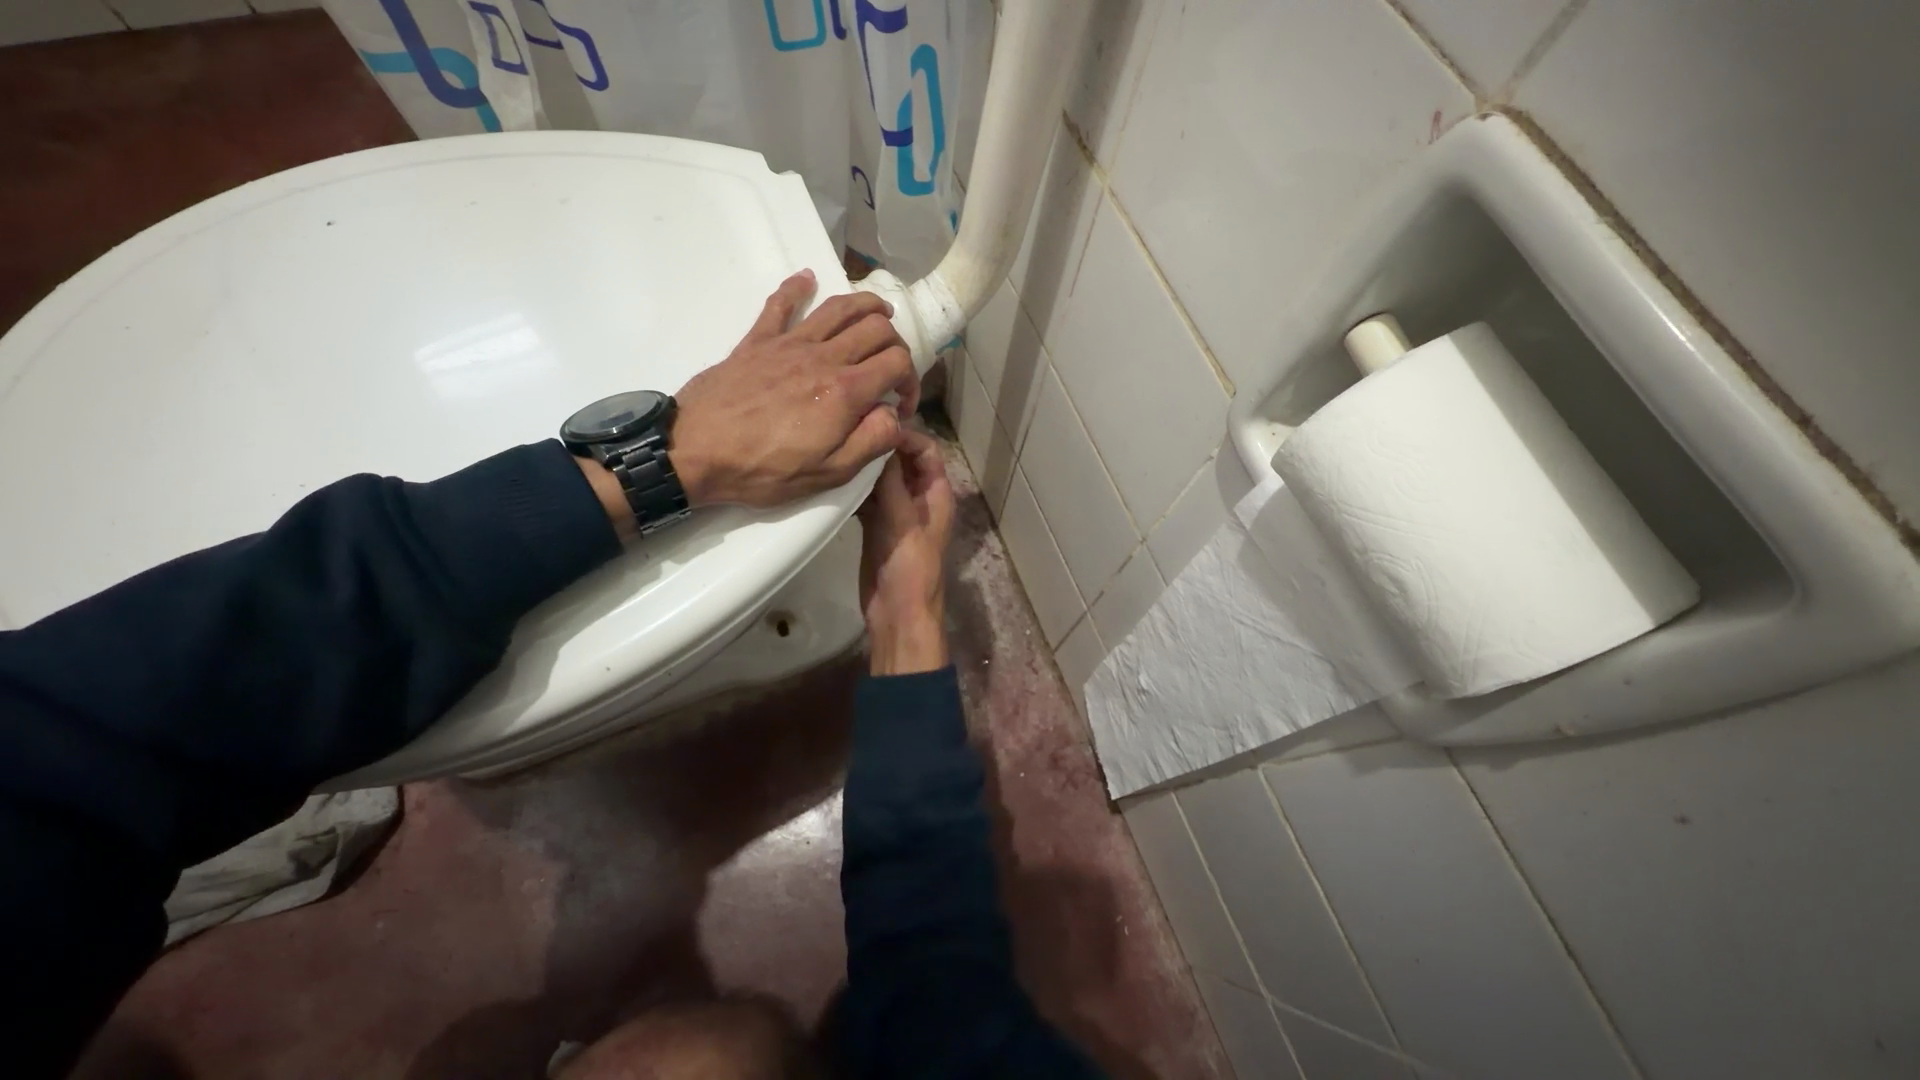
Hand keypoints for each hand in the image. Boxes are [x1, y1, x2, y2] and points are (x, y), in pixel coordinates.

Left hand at [669, 270, 919, 507]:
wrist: (694, 451)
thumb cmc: (763, 470)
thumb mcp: (829, 474)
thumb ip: (872, 441)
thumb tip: (894, 415)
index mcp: (845, 393)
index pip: (898, 363)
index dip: (911, 381)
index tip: (901, 405)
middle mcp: (824, 358)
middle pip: (876, 328)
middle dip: (896, 343)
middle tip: (892, 366)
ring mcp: (789, 344)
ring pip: (839, 307)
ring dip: (866, 304)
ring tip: (879, 313)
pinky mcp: (757, 341)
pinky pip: (781, 304)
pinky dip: (797, 287)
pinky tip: (808, 279)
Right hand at [858, 427, 954, 675]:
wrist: (898, 614)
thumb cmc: (909, 567)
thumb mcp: (901, 520)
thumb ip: (891, 481)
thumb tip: (880, 439)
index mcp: (936, 493)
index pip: (925, 449)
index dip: (903, 434)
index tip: (871, 426)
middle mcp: (918, 498)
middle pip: (900, 460)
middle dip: (878, 447)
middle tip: (845, 434)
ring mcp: (896, 513)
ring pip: (880, 479)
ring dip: (862, 468)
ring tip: (834, 453)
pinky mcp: (876, 527)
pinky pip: (866, 499)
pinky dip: (852, 490)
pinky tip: (830, 482)